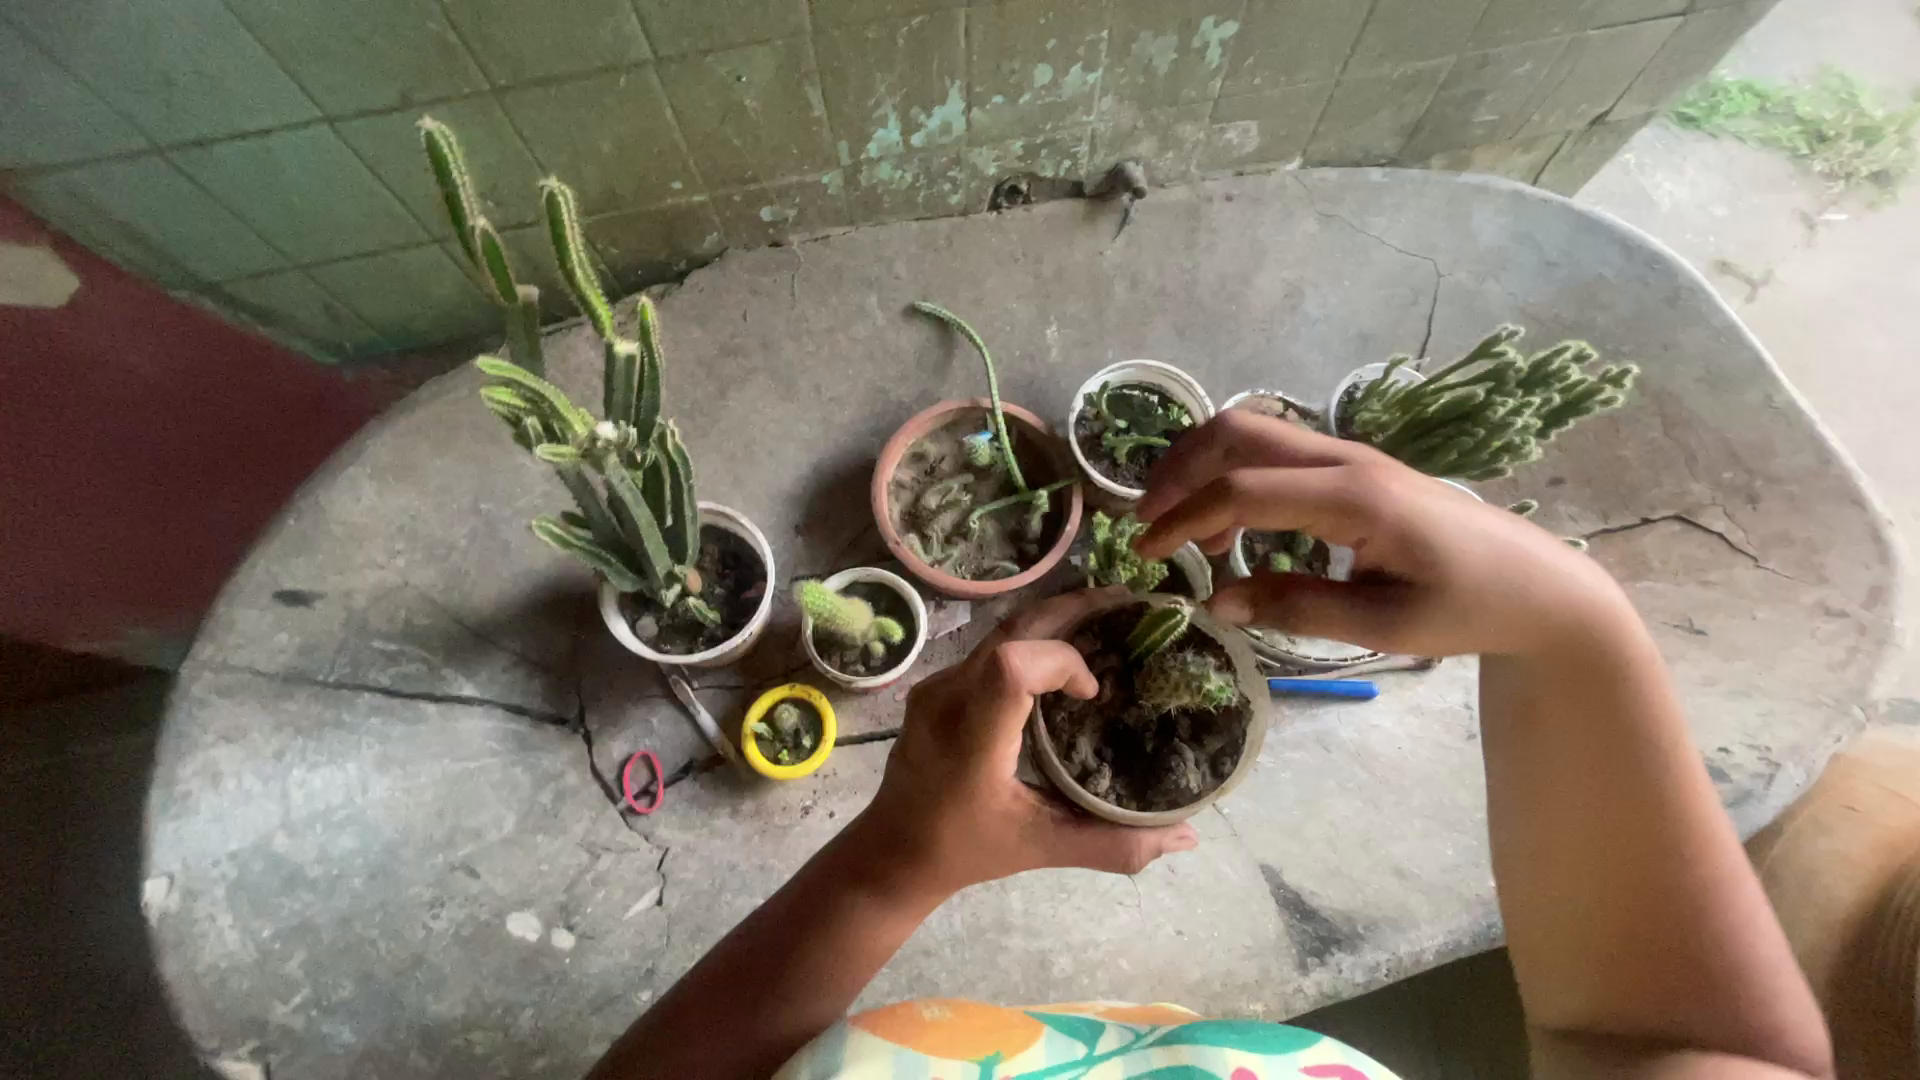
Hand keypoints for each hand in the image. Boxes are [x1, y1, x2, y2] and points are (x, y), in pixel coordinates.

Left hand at [852, 589, 1198, 899]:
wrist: (892, 848)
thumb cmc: (964, 849)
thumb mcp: (1040, 849)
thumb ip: (1113, 845)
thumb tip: (1187, 838)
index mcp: (970, 739)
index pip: (1010, 666)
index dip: (1060, 661)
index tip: (1091, 692)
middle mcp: (947, 698)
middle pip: (1009, 630)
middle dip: (1070, 610)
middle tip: (1125, 603)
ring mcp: (937, 685)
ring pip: (999, 630)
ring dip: (1052, 619)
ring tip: (1102, 616)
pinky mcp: (937, 684)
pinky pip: (988, 645)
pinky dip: (1031, 638)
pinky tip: (1061, 649)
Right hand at [1135, 409, 1632, 658]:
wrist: (1539, 583)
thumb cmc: (1468, 607)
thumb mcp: (1383, 625)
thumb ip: (1295, 608)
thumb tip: (1214, 601)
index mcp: (1355, 498)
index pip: (1243, 490)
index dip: (1184, 518)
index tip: (1147, 552)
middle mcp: (1344, 459)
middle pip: (1236, 431)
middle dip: (1177, 471)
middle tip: (1147, 521)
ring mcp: (1345, 455)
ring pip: (1248, 431)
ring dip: (1198, 469)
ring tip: (1182, 533)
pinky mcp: (1345, 466)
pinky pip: (1268, 452)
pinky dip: (1227, 476)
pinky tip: (1227, 530)